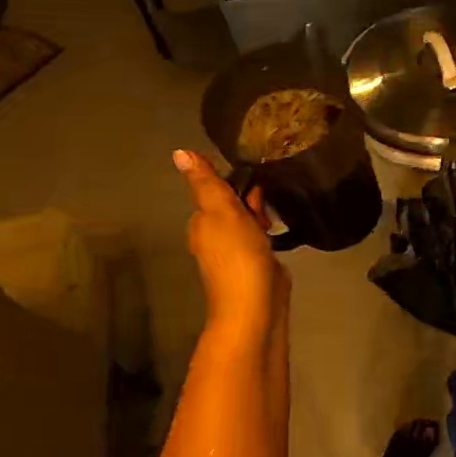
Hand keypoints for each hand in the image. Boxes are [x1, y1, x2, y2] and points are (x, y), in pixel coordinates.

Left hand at [173, 150, 282, 325]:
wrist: (255, 304)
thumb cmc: (239, 255)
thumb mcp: (221, 211)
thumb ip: (205, 182)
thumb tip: (179, 152)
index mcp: (201, 222)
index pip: (215, 190)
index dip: (237, 184)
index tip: (255, 187)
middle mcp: (213, 236)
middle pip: (233, 206)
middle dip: (252, 202)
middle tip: (265, 212)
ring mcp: (234, 254)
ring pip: (248, 223)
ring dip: (261, 218)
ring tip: (273, 225)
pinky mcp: (253, 266)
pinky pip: (259, 240)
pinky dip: (267, 236)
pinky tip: (276, 239)